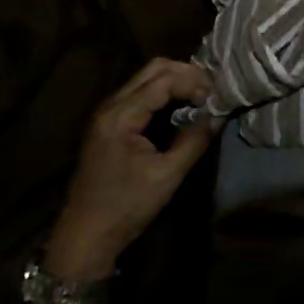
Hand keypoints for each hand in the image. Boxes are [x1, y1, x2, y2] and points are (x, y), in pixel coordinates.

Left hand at [48, 59, 214, 280]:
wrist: (85, 234)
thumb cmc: (126, 207)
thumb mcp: (167, 176)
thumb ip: (194, 140)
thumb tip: (218, 114)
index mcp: (121, 115)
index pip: (163, 80)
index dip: (193, 82)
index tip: (216, 98)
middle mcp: (111, 105)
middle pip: (153, 69)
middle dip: (186, 73)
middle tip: (211, 90)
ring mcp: (107, 112)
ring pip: (145, 78)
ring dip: (175, 81)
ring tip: (201, 96)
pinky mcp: (109, 122)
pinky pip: (139, 93)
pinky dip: (163, 92)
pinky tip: (181, 105)